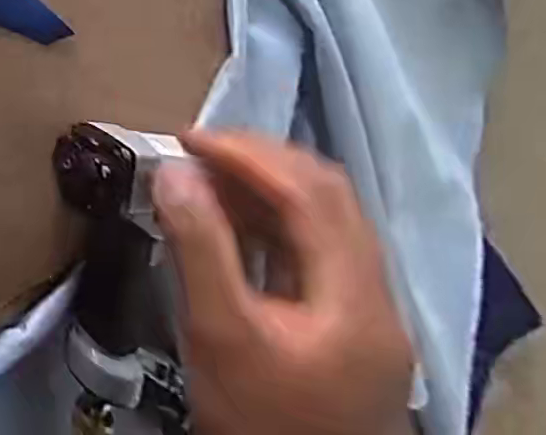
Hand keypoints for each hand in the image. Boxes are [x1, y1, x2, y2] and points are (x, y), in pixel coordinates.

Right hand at [153, 129, 413, 434]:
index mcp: (356, 300)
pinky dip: (265, 214)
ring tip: (203, 174)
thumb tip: (172, 171)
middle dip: (258, 158)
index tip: (186, 139)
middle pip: (328, 195)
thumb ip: (199, 248)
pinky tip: (226, 215)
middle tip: (195, 149)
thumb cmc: (259, 418)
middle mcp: (373, 295)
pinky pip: (308, 242)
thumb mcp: (220, 334)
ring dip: (261, 182)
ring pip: (322, 215)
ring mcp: (362, 308)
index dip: (247, 155)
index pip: (311, 196)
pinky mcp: (342, 319)